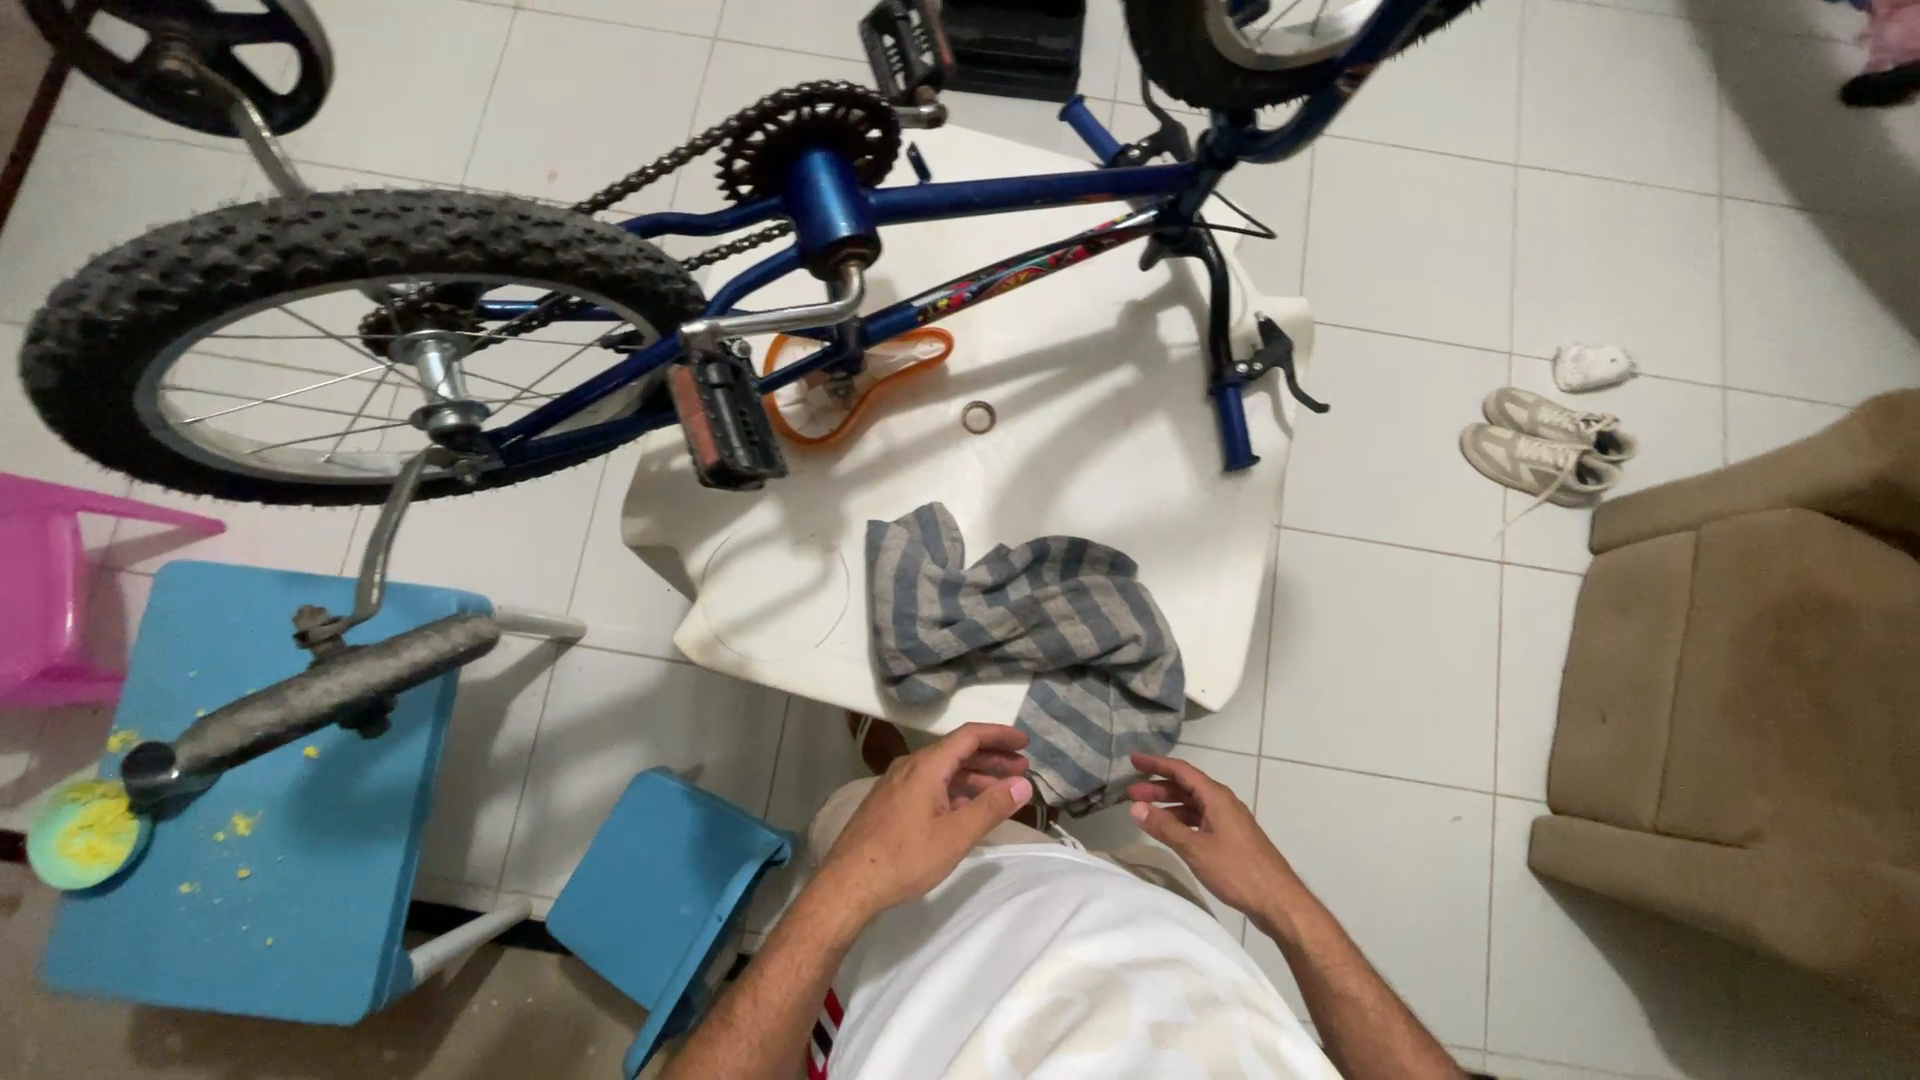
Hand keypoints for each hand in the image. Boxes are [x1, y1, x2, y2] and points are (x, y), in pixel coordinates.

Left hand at [814, 723, 1034, 919]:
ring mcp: (897, 784)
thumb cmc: (905, 857)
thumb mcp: (956, 835)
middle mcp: (910, 766)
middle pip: (957, 751)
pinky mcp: (890, 803)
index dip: (999, 736)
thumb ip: (991, 807)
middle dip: (991, 758)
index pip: (969, 736)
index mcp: (926, 765)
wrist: (848, 883)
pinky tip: (968, 808)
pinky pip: (930, 784)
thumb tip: (1023, 784)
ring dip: (974, 776)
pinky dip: (955, 789)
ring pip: (943, 770)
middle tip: (1022, 768)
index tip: (1025, 743)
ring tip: (1002, 789)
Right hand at [1127, 752, 1299, 916]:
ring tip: (1144, 813)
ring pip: (1193, 804)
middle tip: (1130, 793)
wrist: (1278, 901)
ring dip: (1168, 805)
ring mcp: (1229, 821)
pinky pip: (1200, 819)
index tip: (1134, 761)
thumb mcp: (1195, 848)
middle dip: (1158, 787)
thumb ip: (1164, 827)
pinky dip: (1181, 820)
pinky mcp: (1231, 838)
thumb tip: (1135, 807)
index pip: (1181, 771)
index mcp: (1216, 797)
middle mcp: (1223, 803)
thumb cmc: (1237, 870)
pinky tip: (1170, 832)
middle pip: (1186, 786)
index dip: (1156, 764)